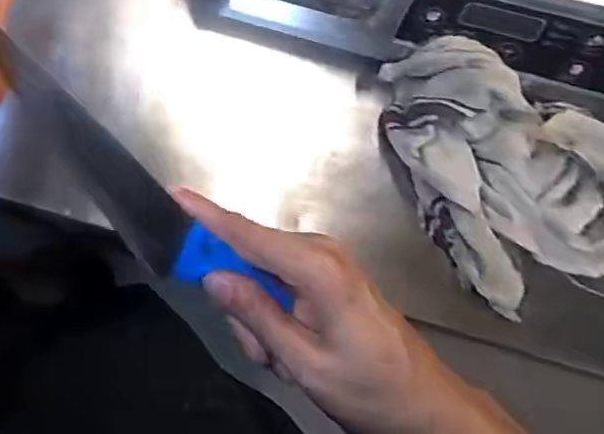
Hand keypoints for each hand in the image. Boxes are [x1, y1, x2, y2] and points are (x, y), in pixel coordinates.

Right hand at [173, 189, 526, 433]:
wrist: (431, 409)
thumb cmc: (372, 389)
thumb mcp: (306, 364)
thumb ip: (256, 315)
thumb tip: (212, 276)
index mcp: (315, 267)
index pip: (245, 234)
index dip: (205, 214)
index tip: (173, 194)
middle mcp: (317, 249)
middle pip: (246, 255)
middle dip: (239, 300)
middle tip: (259, 351)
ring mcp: (322, 256)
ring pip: (257, 270)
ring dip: (257, 313)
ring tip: (282, 357)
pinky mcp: (323, 268)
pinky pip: (275, 276)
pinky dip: (271, 308)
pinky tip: (290, 344)